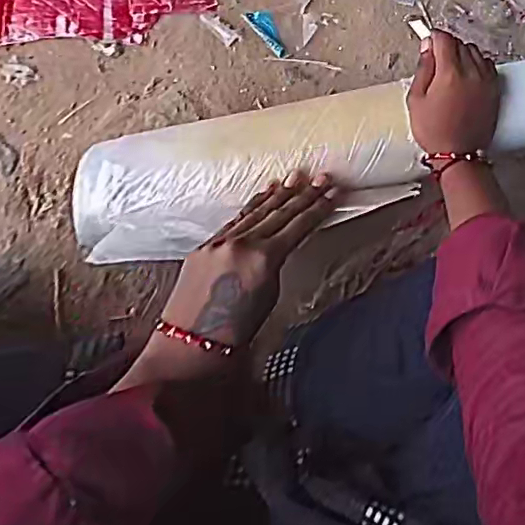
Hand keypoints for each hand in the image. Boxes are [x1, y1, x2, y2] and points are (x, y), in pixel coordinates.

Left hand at [159, 175, 339, 348]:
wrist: (190, 347)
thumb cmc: (236, 333)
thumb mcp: (270, 296)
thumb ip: (275, 264)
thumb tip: (278, 246)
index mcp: (264, 258)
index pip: (299, 225)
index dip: (318, 208)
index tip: (334, 192)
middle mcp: (243, 243)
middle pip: (281, 212)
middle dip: (304, 194)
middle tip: (322, 177)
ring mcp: (222, 241)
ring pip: (257, 211)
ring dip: (279, 193)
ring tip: (295, 176)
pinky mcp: (206, 246)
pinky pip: (236, 220)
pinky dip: (253, 206)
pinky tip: (264, 195)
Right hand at [408, 30, 500, 155]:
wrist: (459, 154)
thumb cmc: (435, 131)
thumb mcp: (416, 99)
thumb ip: (423, 68)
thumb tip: (427, 47)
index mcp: (450, 73)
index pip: (444, 39)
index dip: (433, 37)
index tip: (428, 42)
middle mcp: (471, 73)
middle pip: (460, 43)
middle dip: (447, 46)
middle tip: (437, 60)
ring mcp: (486, 81)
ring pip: (475, 52)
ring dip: (463, 54)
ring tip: (452, 69)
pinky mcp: (495, 89)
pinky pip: (487, 64)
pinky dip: (477, 64)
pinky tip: (468, 75)